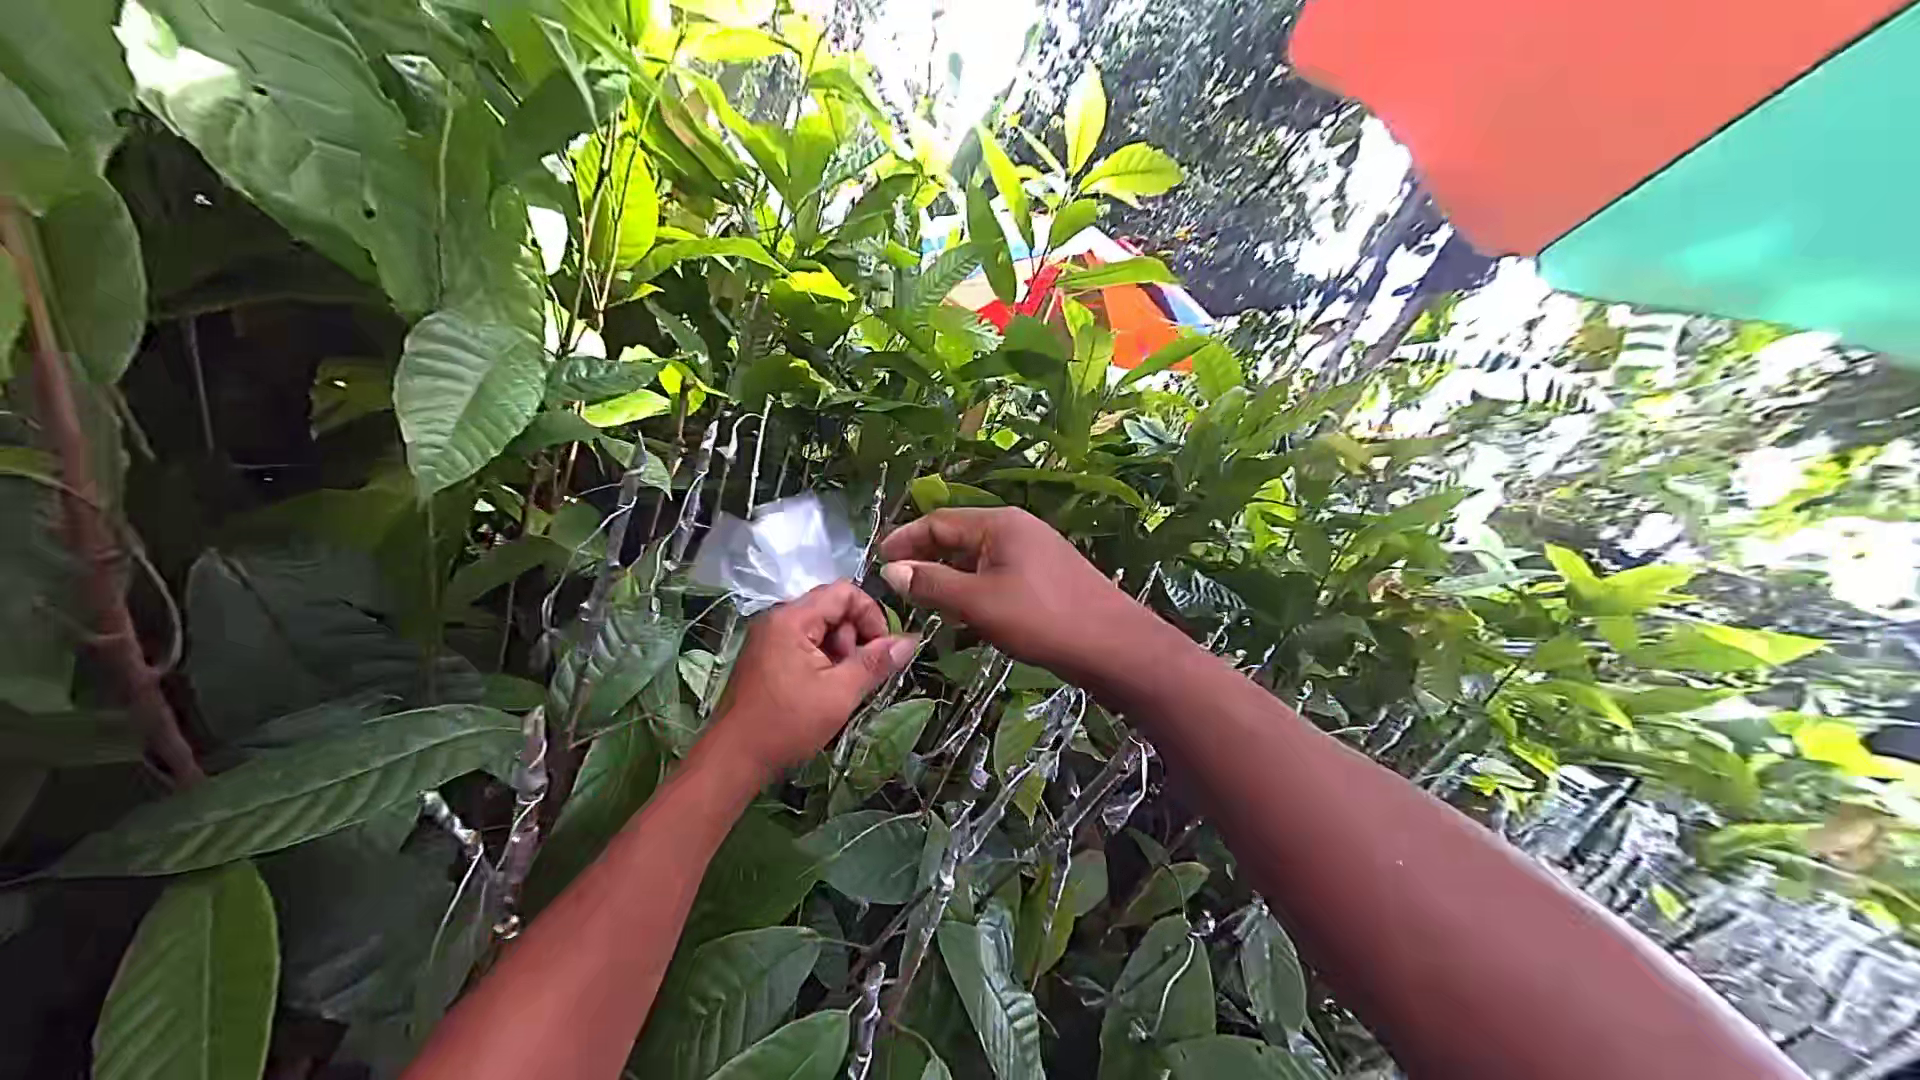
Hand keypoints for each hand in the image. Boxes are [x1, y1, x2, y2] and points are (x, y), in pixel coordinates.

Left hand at [706, 581, 915, 778]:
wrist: (731, 761)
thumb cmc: (786, 725)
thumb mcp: (839, 694)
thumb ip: (875, 662)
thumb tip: (910, 640)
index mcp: (792, 619)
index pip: (845, 592)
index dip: (871, 615)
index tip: (881, 650)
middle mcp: (777, 620)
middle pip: (832, 608)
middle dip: (854, 637)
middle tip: (856, 674)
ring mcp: (768, 639)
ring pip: (820, 629)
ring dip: (840, 653)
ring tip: (839, 688)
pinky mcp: (765, 658)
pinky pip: (804, 644)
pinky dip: (822, 661)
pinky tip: (824, 691)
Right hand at [877, 507, 1156, 683]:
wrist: (1115, 646)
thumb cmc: (1043, 619)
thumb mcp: (979, 603)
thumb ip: (932, 584)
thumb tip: (893, 570)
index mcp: (1000, 523)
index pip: (939, 522)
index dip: (906, 539)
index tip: (880, 561)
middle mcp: (1019, 528)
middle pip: (960, 536)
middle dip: (927, 557)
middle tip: (899, 583)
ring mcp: (1037, 551)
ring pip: (979, 557)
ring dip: (950, 575)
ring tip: (926, 600)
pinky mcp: (1048, 575)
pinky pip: (999, 572)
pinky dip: (975, 586)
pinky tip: (969, 610)